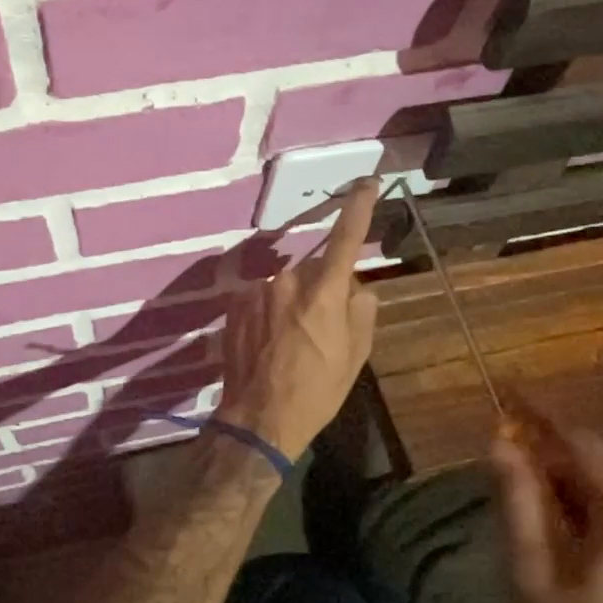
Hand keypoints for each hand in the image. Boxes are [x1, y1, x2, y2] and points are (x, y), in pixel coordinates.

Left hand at [214, 178, 380, 459]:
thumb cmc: (316, 391)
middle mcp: (289, 281)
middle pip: (315, 270)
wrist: (258, 418)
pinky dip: (270, 312)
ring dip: (293, 302)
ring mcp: (257, 291)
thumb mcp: (355, 358)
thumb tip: (359, 291)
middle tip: (324, 329)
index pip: (346, 239)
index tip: (368, 183)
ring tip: (291, 343)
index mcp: (324, 293)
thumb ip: (362, 313)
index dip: (359, 208)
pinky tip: (269, 343)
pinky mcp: (235, 304)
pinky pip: (263, 297)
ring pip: (287, 285)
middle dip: (324, 289)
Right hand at [489, 419, 602, 602]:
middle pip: (594, 467)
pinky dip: (570, 505)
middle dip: (544, 446)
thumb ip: (518, 501)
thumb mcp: (533, 571)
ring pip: (599, 492)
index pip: (584, 446)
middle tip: (494, 434)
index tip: (506, 389)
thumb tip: (498, 439)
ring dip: (554, 477)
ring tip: (506, 472)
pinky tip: (538, 514)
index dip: (542, 414)